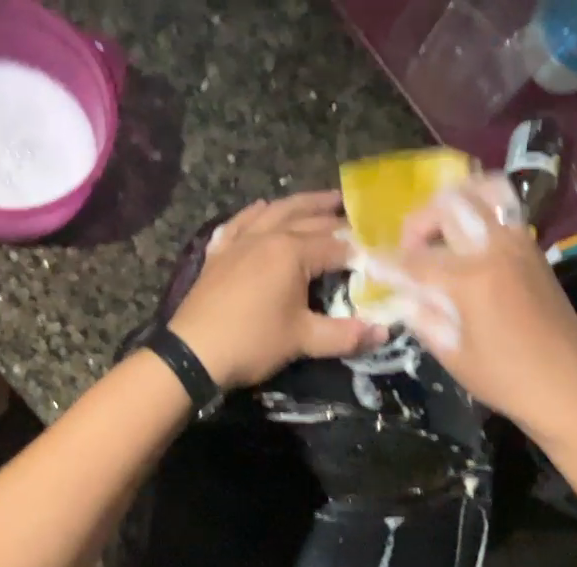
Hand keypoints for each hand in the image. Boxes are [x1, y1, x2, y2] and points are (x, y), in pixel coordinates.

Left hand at [165, 192, 388, 388]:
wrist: (192, 355)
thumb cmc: (251, 343)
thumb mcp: (303, 340)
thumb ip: (344, 335)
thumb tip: (384, 334)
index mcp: (292, 252)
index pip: (335, 245)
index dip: (357, 250)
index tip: (375, 252)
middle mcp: (266, 236)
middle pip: (307, 220)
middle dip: (333, 218)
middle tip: (355, 214)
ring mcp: (238, 242)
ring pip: (273, 213)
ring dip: (299, 205)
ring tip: (319, 201)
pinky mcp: (217, 255)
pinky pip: (238, 224)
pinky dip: (254, 215)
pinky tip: (261, 210)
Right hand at [392, 176, 576, 426]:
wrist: (568, 385)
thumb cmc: (505, 379)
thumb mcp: (452, 355)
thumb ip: (423, 318)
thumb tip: (403, 296)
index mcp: (471, 280)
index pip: (415, 261)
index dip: (385, 263)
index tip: (366, 263)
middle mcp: (496, 250)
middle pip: (450, 204)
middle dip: (420, 221)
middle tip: (409, 248)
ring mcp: (520, 244)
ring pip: (485, 192)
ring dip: (455, 203)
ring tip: (440, 232)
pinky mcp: (534, 251)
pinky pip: (503, 211)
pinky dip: (478, 214)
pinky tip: (465, 246)